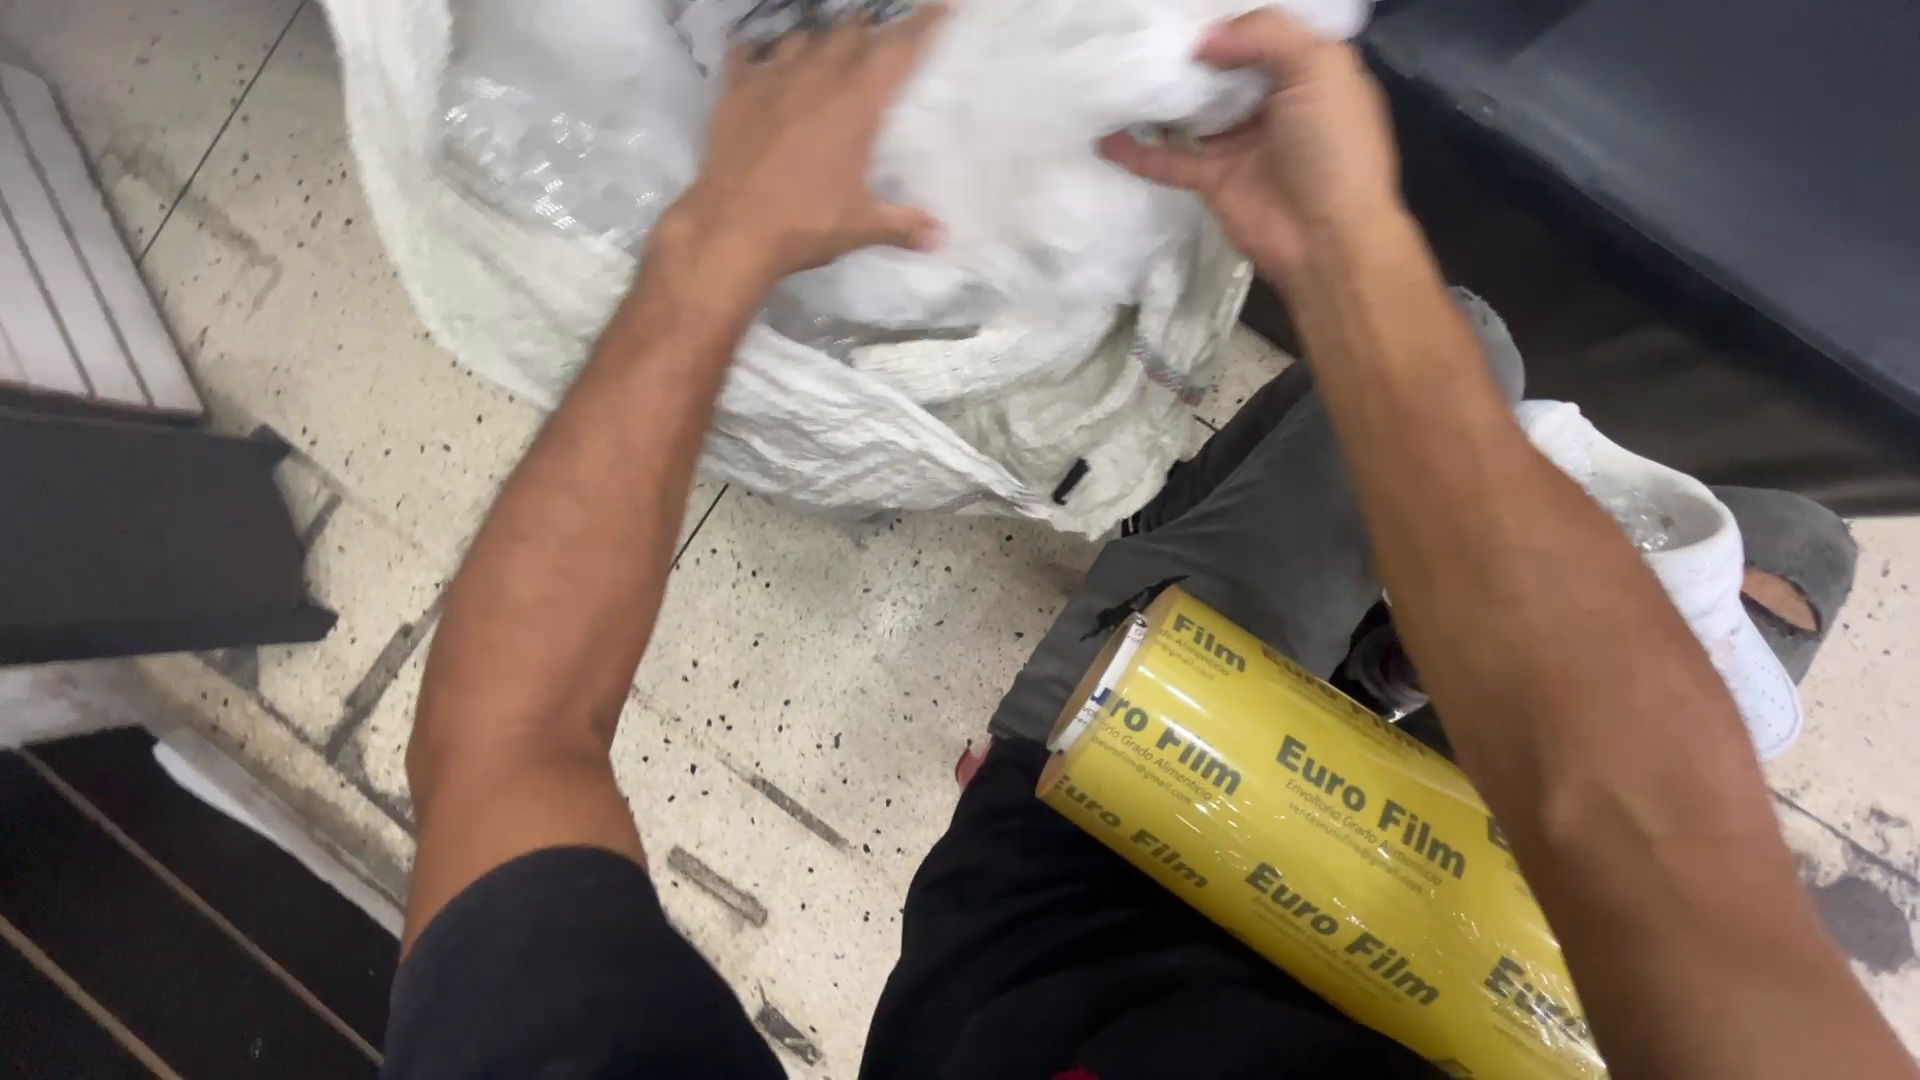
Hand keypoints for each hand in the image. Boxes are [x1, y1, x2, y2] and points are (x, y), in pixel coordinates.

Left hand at [654, 6, 948, 297]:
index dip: (924, 24)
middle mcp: (816, 76)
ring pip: (803, 37)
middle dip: (869, 33)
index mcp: (856, 104)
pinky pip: (748, 53)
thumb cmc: (805, 224)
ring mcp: (771, 78)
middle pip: (850, 32)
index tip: (945, 5)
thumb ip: (904, 226)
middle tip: (877, 46)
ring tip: (827, 57)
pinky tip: (762, 64)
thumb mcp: (861, 228)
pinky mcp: (735, 89)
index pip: (898, 49)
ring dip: (820, 43)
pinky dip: (760, 54)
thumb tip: (941, 239)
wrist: (732, 228)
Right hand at [1098, 8, 1400, 278]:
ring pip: (1193, 116)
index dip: (1230, 26)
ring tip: (1123, 78)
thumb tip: (1202, 40)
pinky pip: (1170, 162)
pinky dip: (1139, 153)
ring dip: (1161, 101)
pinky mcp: (1213, 182)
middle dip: (1191, 59)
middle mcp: (1272, 105)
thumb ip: (1265, 36)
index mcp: (1307, 73)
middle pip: (1223, 74)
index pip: (1263, 38)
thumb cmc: (1333, 146)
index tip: (1187, 18)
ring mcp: (1239, 145)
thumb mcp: (1319, 67)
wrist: (1326, 236)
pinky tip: (1107, 139)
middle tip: (1149, 43)